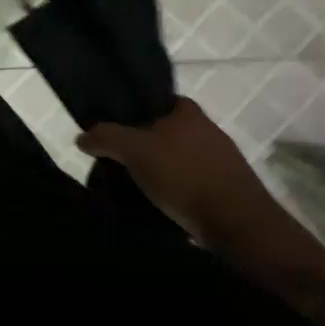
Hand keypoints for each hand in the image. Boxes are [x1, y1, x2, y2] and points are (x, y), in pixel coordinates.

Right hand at [76, 97, 270, 240]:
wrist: (241, 227)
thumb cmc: (184, 176)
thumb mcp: (132, 150)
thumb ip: (104, 137)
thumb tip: (83, 137)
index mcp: (190, 113)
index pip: (162, 99)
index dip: (140, 108)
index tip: (122, 123)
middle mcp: (212, 131)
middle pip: (171, 130)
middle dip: (150, 141)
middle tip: (125, 155)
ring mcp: (227, 163)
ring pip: (185, 157)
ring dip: (166, 168)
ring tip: (142, 183)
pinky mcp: (235, 191)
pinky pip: (199, 182)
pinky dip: (182, 189)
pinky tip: (166, 203)